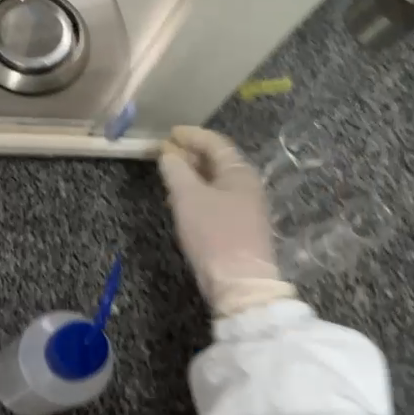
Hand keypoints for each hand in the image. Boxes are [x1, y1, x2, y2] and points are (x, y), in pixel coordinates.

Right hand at [157, 126, 296, 317]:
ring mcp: (246, 207)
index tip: (170, 133)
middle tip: (166, 152)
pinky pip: (217, 198)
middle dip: (191, 154)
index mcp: (239, 173)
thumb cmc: (213, 233)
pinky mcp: (240, 227)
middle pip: (218, 161)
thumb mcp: (188, 198)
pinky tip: (183, 200)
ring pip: (216, 181)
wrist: (239, 282)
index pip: (215, 143)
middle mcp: (247, 185)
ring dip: (193, 174)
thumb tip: (168, 155)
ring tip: (170, 173)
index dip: (191, 135)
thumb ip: (176, 171)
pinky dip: (198, 192)